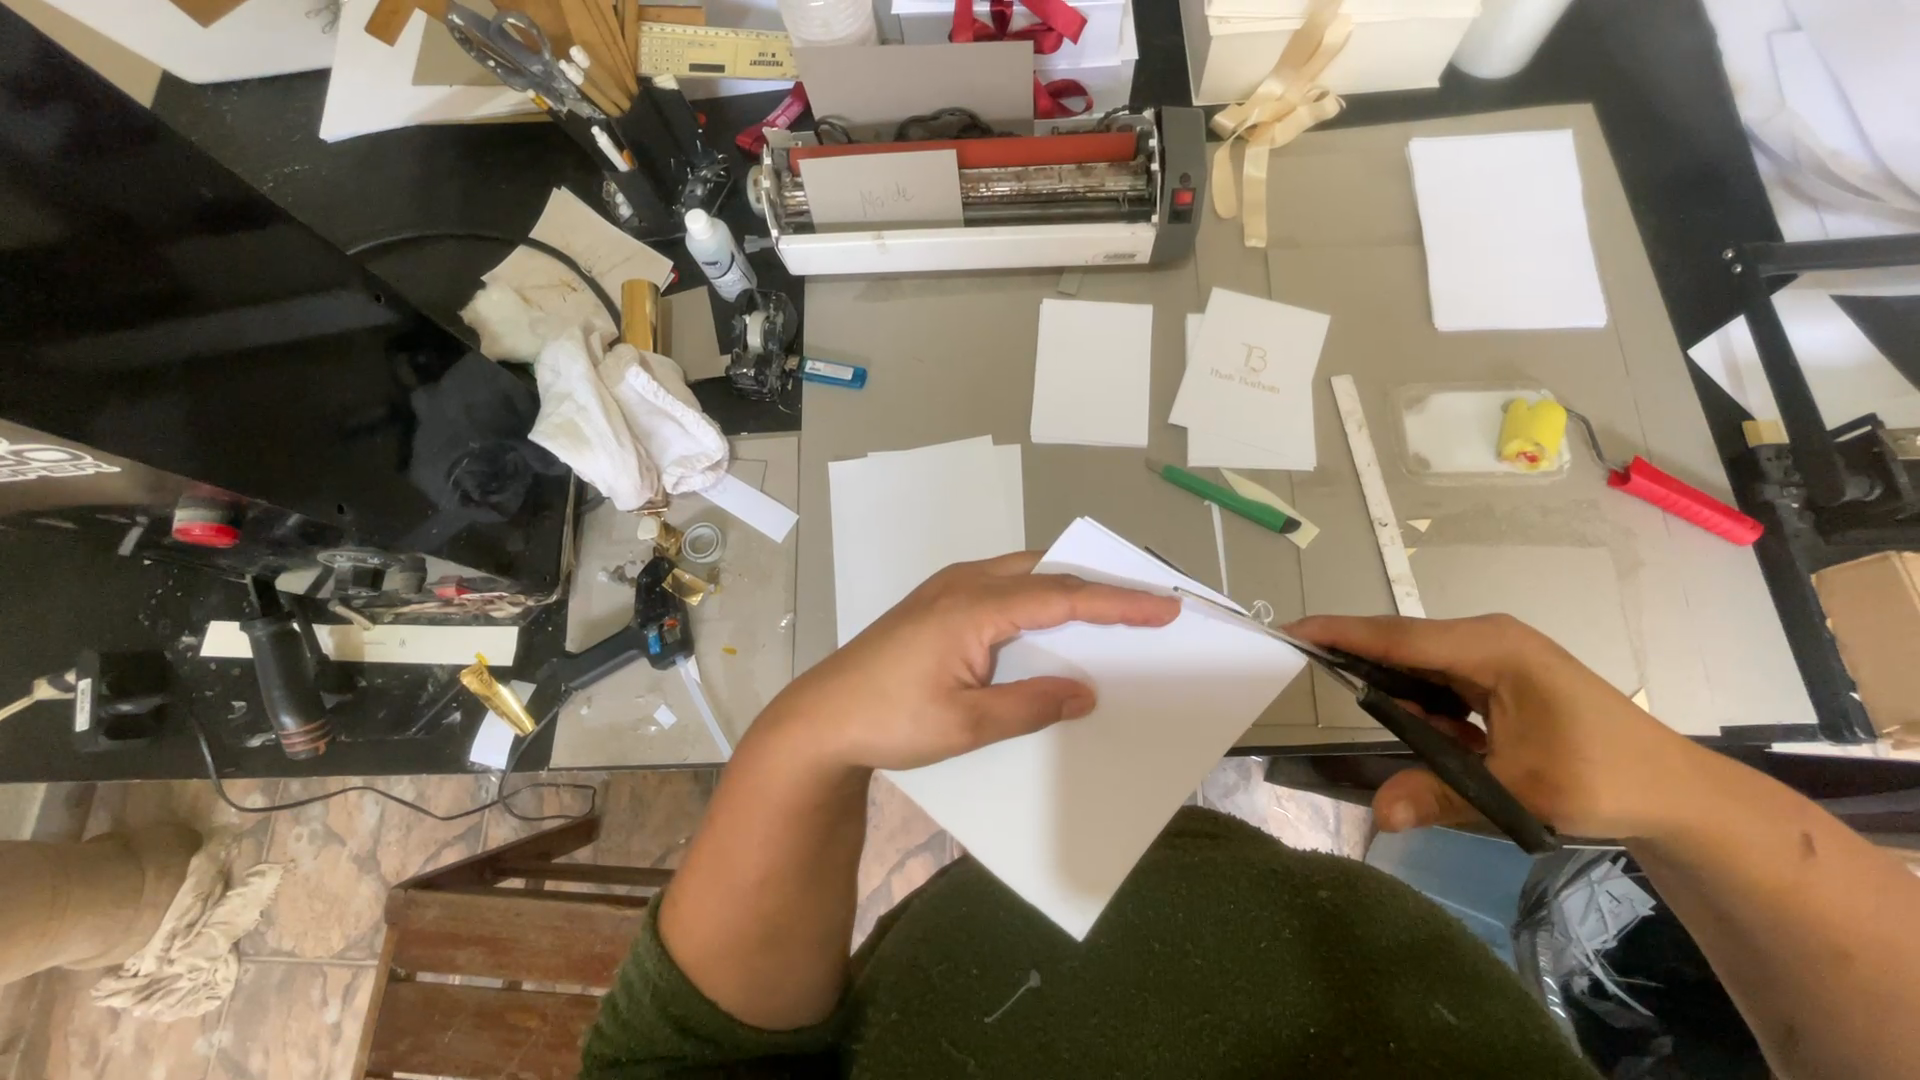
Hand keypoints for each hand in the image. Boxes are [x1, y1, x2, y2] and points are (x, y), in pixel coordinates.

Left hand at [758, 552, 1178, 773]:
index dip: (1119, 602)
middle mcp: (963, 584)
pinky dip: (1037, 595)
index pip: (1063, 595)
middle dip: (1099, 583)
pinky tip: (1049, 620)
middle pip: (1046, 572)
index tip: (1165, 606)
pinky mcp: (935, 603)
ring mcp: (945, 589)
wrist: (820, 719)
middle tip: (1146, 600)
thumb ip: (1031, 705)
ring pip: (1022, 573)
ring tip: (1110, 606)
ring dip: (1066, 585)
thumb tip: (1086, 693)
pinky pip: (1001, 585)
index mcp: (974, 606)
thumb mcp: (967, 724)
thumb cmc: (890, 721)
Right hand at [1286, 614, 1709, 839]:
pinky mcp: (1497, 678)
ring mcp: (1494, 657)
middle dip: (1359, 663)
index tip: (1292, 630)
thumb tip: (1379, 814)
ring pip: (1418, 666)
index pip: (1399, 637)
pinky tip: (1432, 737)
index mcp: (1493, 649)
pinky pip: (1438, 683)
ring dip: (1397, 695)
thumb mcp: (1519, 792)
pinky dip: (1422, 708)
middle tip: (1310, 679)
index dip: (1342, 634)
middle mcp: (1488, 640)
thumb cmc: (1604, 780)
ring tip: (1384, 721)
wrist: (1677, 794)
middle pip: (1402, 645)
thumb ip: (1441, 795)